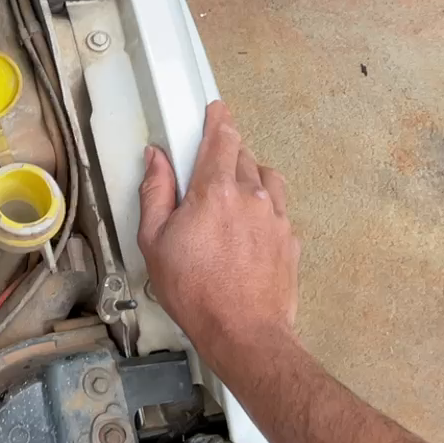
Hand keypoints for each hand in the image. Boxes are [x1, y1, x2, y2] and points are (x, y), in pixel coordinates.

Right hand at [137, 101, 300, 367]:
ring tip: (228, 199)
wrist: (243, 332)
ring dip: (248, 178)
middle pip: (243, 155)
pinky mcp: (290, 239)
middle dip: (226, 153)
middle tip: (206, 170)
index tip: (216, 110)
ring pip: (265, 178)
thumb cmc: (195, 291)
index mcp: (214, 192)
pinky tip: (245, 230)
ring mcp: (275, 217)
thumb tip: (156, 160)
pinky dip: (262, 208)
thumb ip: (155, 192)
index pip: (221, 139)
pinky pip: (277, 209)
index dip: (218, 120)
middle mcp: (250, 197)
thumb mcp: (154, 240)